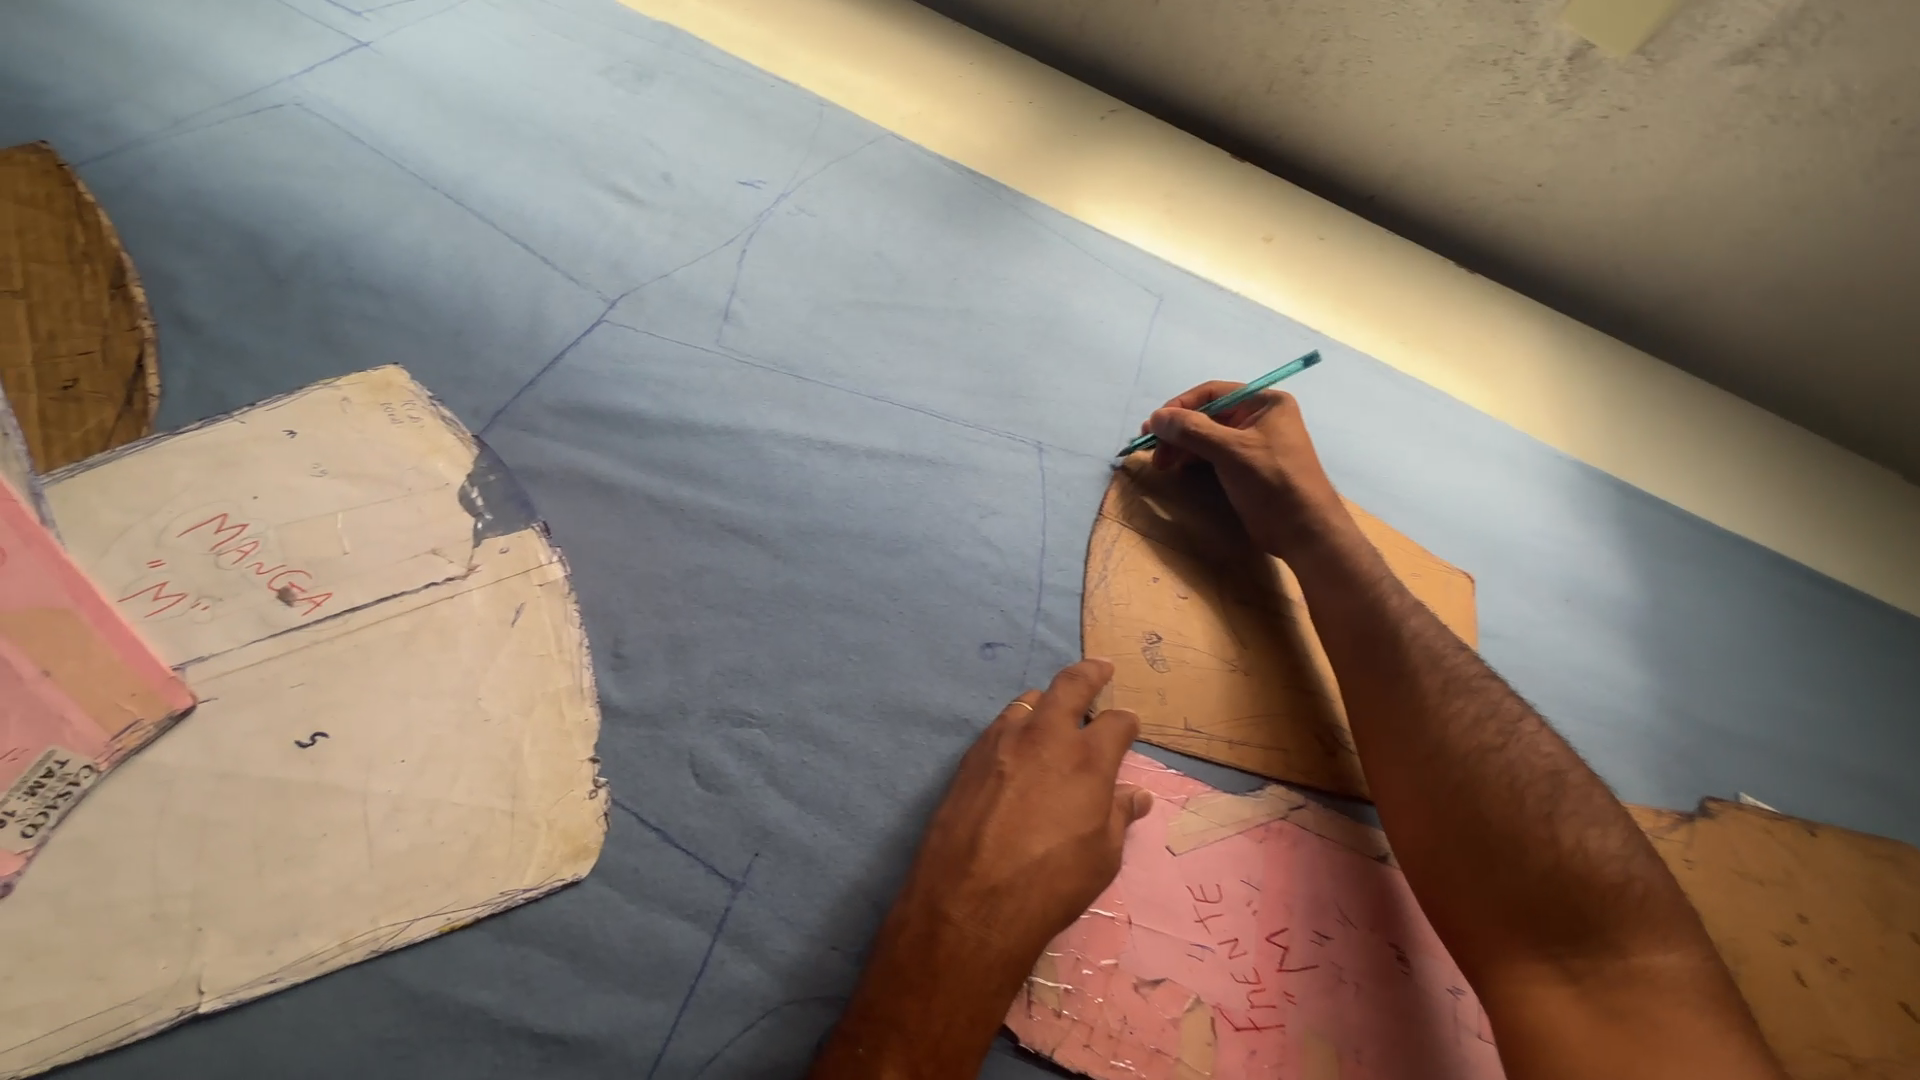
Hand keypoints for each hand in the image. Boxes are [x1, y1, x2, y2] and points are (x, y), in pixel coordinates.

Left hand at [901, 657, 1151, 960]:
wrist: (970, 900)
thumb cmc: (1050, 884)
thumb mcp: (1102, 858)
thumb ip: (1119, 816)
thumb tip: (1136, 795)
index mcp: (1087, 759)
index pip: (1116, 723)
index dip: (1127, 722)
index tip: (1129, 725)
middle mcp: (1045, 737)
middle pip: (1070, 686)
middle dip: (1090, 673)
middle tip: (1100, 668)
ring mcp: (1002, 741)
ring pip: (1029, 701)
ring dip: (1047, 701)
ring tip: (1054, 709)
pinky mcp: (970, 756)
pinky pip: (999, 725)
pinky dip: (1016, 725)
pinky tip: (1017, 744)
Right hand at [1145, 382, 1353, 559]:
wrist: (1303, 530)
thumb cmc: (1273, 482)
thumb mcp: (1230, 451)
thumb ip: (1192, 431)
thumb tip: (1155, 418)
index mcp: (1264, 402)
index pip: (1212, 393)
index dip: (1179, 406)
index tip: (1153, 426)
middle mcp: (1258, 417)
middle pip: (1206, 415)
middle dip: (1177, 431)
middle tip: (1151, 450)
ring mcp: (1252, 443)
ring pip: (1206, 436)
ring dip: (1181, 447)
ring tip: (1160, 464)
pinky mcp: (1246, 467)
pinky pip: (1212, 454)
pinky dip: (1192, 459)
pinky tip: (1177, 469)